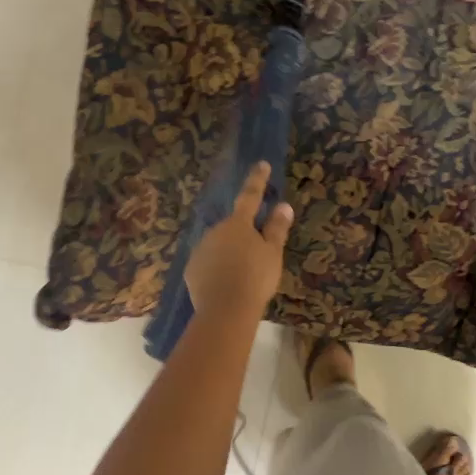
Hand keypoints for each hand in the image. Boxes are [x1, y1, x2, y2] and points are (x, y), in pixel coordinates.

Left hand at [185, 161, 293, 320]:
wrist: (225, 310)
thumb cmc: (255, 278)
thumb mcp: (273, 253)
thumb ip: (277, 228)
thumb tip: (283, 205)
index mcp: (238, 223)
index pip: (250, 196)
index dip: (257, 180)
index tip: (262, 164)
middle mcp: (215, 230)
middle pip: (233, 226)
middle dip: (243, 233)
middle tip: (257, 252)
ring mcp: (200, 249)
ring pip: (218, 245)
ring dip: (229, 252)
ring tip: (242, 274)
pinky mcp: (191, 269)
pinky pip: (207, 263)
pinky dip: (217, 268)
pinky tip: (225, 283)